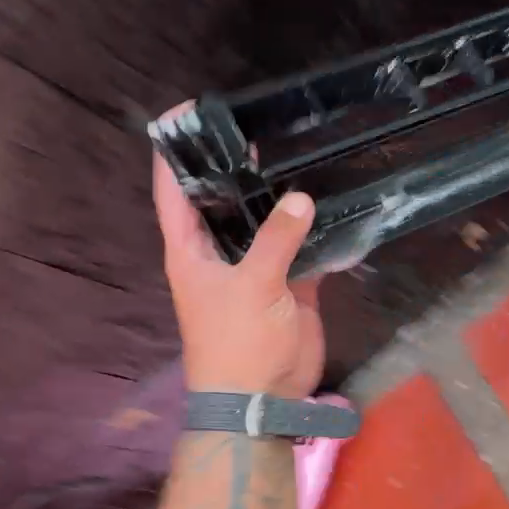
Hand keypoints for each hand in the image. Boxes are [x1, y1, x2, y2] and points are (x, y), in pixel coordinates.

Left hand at [153, 148, 325, 397]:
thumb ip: (277, 239)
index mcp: (190, 248)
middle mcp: (219, 252)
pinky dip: (317, 234)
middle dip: (238, 167)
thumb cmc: (238, 341)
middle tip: (263, 129)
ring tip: (302, 157)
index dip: (176, 149)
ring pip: (268, 224)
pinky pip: (303, 251)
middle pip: (224, 200)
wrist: (263, 397)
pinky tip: (334, 208)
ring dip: (282, 198)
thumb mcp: (253, 285)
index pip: (174, 188)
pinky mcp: (290, 286)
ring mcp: (257, 269)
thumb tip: (301, 198)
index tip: (192, 111)